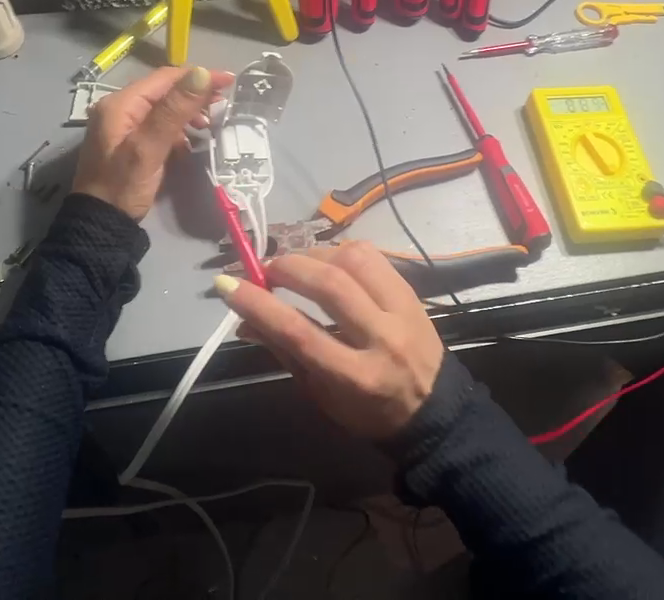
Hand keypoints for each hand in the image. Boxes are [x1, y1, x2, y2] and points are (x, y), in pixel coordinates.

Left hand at [73, 65, 235, 221]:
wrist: (101, 224)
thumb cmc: (123, 186)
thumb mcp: (149, 147)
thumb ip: (174, 110)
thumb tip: (202, 74)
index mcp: (121, 104)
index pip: (165, 78)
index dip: (198, 76)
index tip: (229, 82)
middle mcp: (119, 108)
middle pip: (164, 90)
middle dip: (195, 94)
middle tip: (222, 104)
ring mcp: (123, 125)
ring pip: (163, 108)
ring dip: (187, 112)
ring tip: (208, 124)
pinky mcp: (129, 142)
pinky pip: (158, 124)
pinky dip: (177, 128)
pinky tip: (190, 140)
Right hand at [214, 242, 443, 439]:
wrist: (435, 410)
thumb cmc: (368, 411)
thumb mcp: (321, 395)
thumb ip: (285, 353)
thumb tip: (244, 320)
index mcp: (355, 377)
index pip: (299, 332)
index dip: (258, 304)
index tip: (228, 284)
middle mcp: (382, 338)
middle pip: (330, 286)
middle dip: (288, 268)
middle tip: (264, 269)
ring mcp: (402, 310)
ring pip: (354, 260)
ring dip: (316, 255)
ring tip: (297, 265)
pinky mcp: (412, 291)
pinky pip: (373, 256)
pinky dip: (341, 252)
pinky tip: (327, 262)